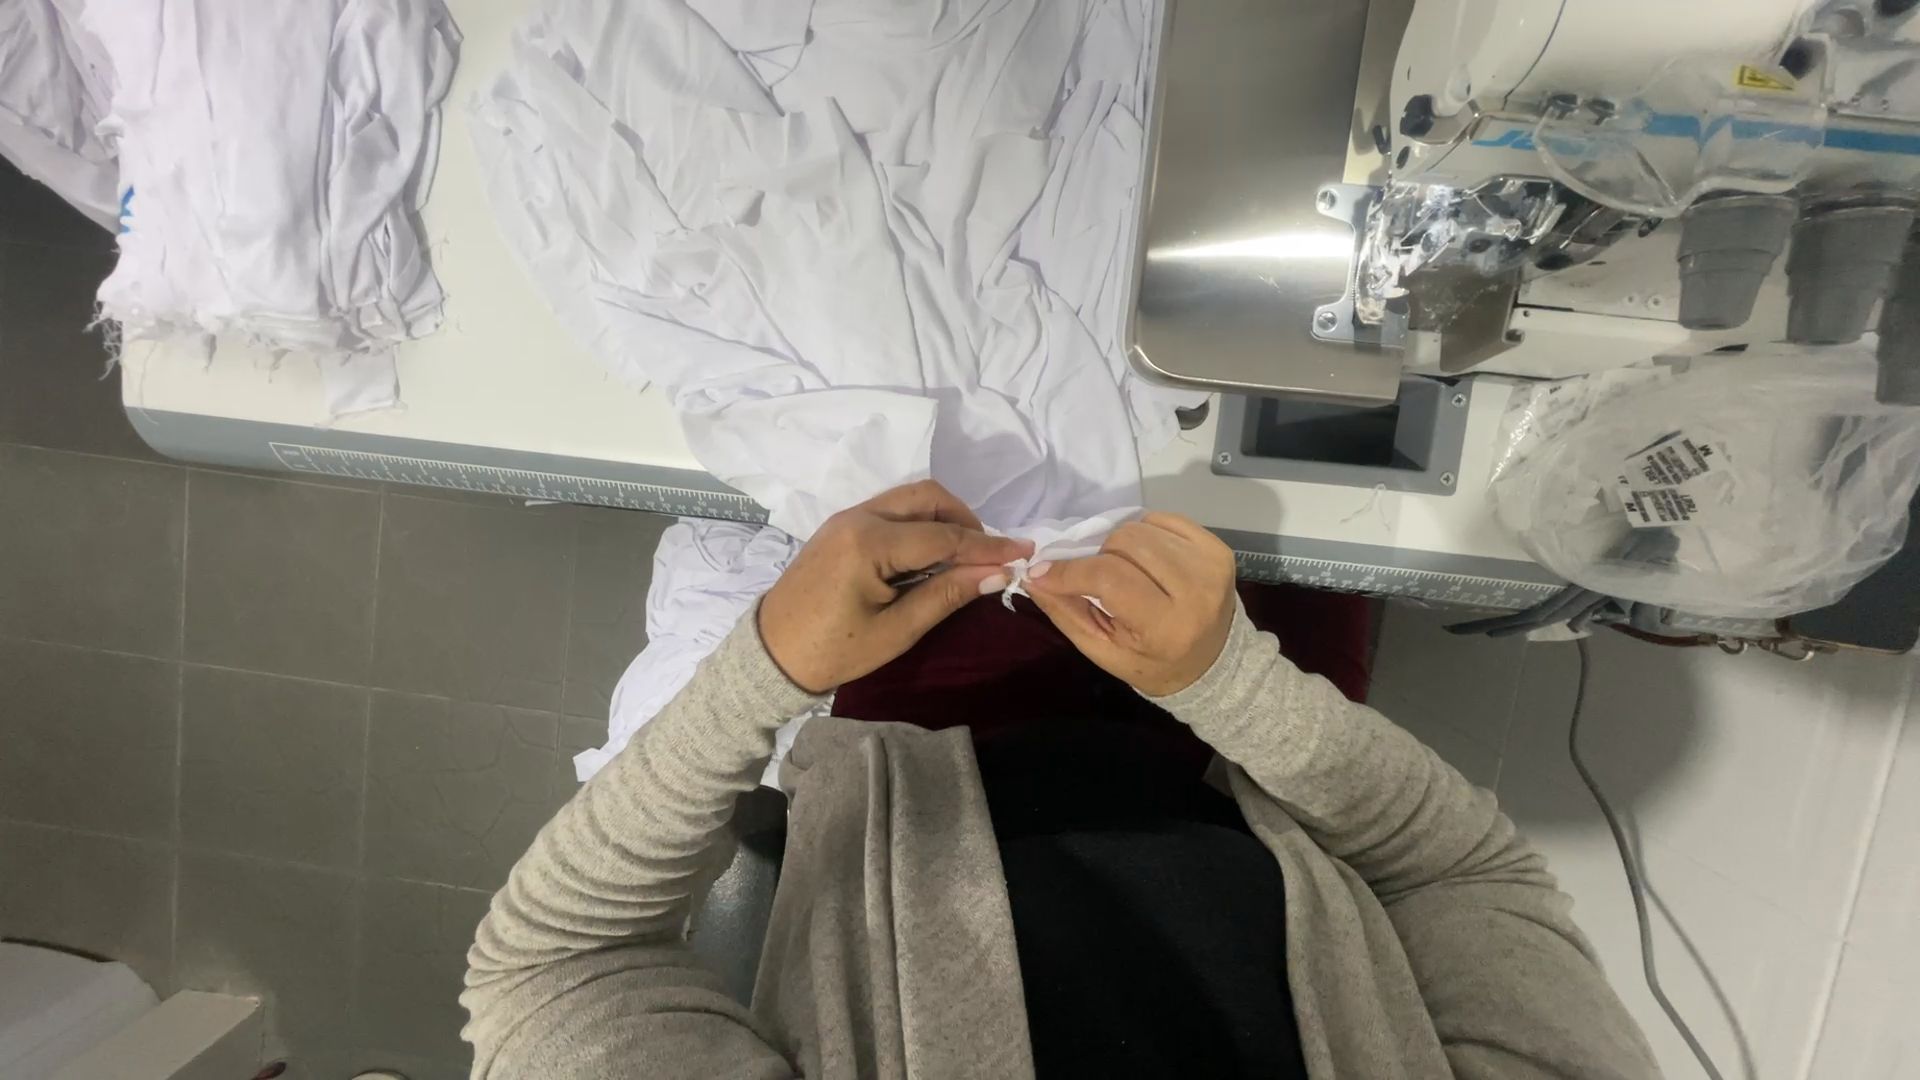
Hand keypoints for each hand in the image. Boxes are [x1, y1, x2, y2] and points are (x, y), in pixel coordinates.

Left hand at [758, 481, 1032, 693]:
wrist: (770, 656)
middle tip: (987, 555)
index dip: (988, 545)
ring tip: (963, 555)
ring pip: (909, 498)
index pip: (943, 536)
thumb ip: (947, 594)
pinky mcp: (841, 526)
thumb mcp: (897, 630)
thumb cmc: (834, 651)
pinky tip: (931, 554)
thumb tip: (997, 573)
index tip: (1025, 551)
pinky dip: (920, 523)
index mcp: (869, 543)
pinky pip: (892, 510)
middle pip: (927, 497)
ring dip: (944, 518)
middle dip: (966, 520)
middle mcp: (858, 516)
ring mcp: (846, 517)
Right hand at [1026, 512, 1236, 695]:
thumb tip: (1033, 575)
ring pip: (1141, 527)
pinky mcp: (1218, 548)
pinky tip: (1145, 558)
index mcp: (1166, 626)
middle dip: (1097, 557)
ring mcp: (1210, 564)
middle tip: (1096, 578)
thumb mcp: (1102, 650)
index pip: (1109, 577)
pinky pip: (1164, 519)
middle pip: (1124, 543)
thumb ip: (1066, 611)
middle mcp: (1195, 590)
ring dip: (1119, 544)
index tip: (1041, 572)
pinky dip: (1144, 532)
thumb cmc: (1152, 663)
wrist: (1214, 664)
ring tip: (1122, 569)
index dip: (1070, 570)